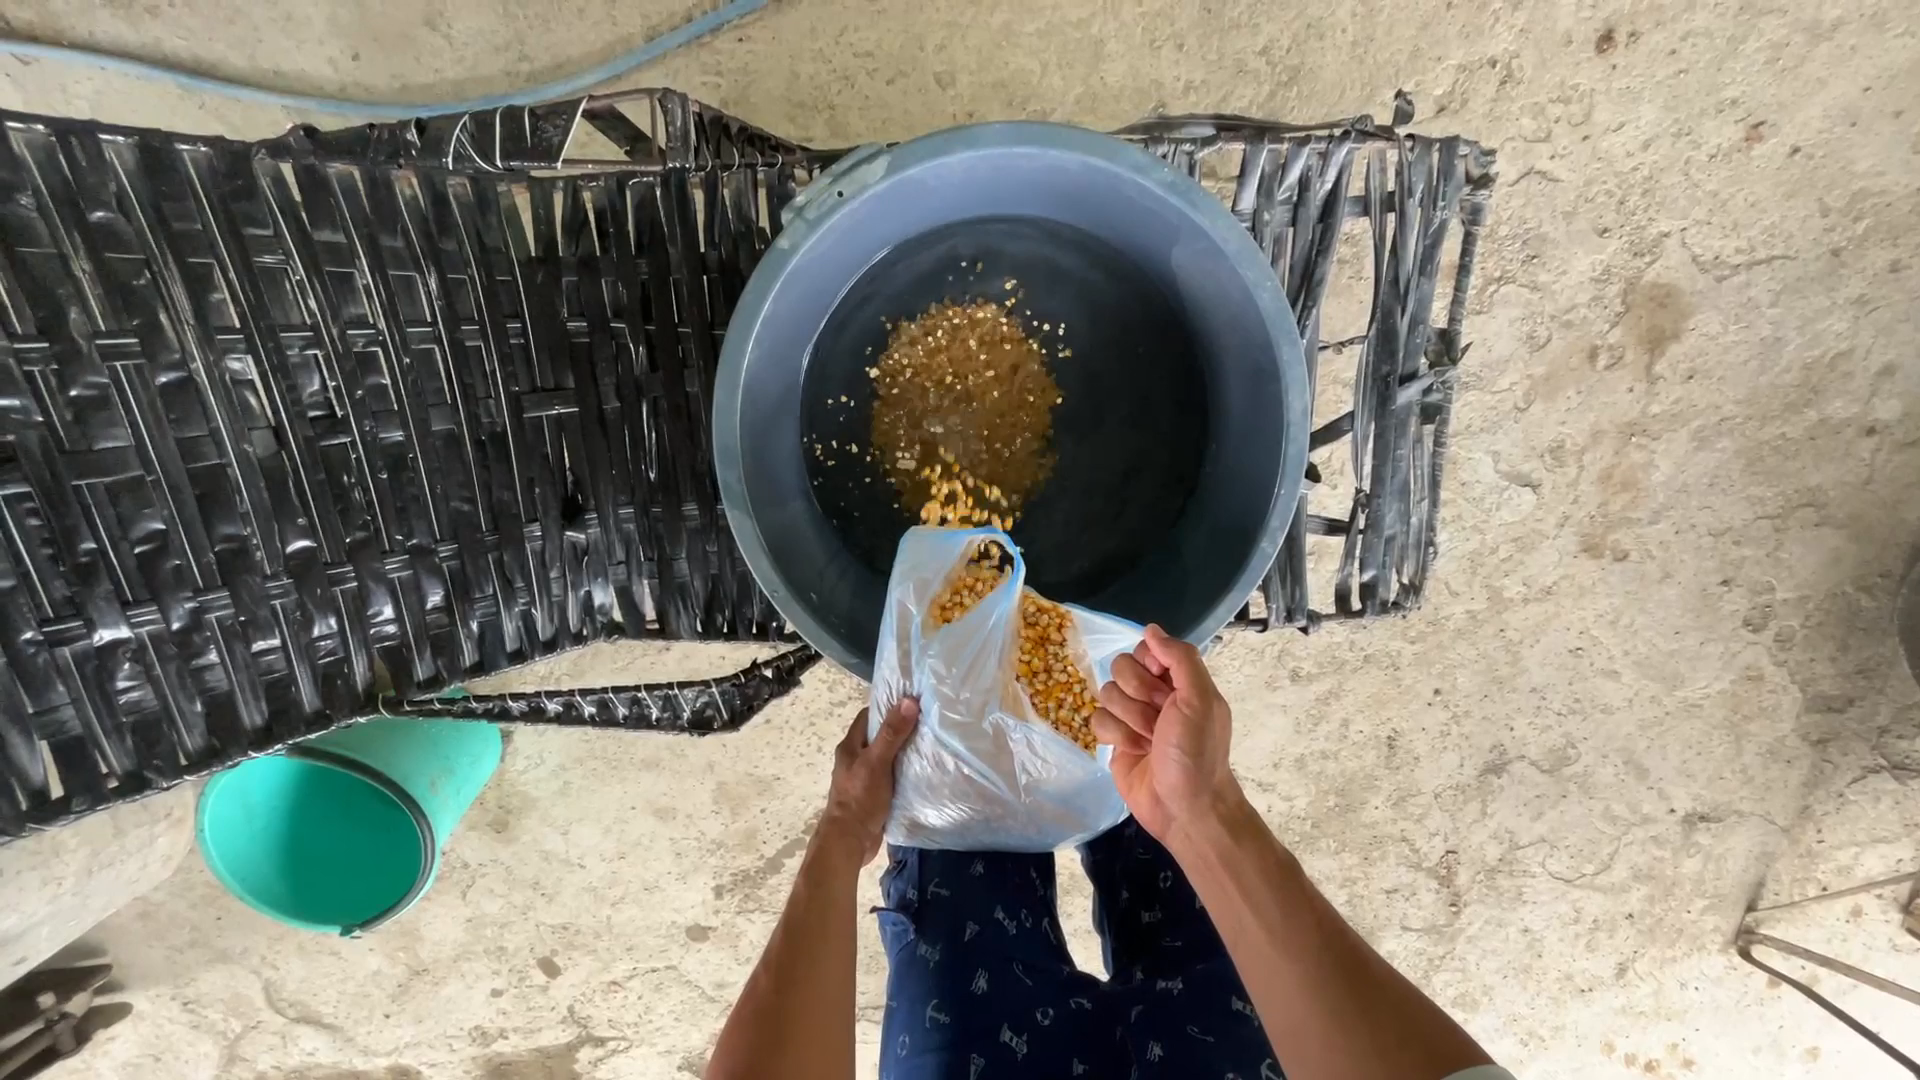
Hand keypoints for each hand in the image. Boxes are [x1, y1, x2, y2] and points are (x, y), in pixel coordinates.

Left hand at [815, 697, 919, 866]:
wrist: (849, 843)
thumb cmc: (860, 798)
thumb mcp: (877, 762)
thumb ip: (892, 733)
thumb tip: (909, 701)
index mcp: (850, 746)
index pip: (869, 716)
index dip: (888, 707)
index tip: (913, 702)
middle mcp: (855, 759)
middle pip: (879, 735)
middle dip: (900, 728)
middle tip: (927, 721)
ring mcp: (864, 777)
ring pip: (886, 756)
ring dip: (903, 751)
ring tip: (930, 744)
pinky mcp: (874, 795)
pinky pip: (891, 776)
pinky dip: (904, 772)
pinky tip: (922, 771)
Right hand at [1092, 624, 1242, 846]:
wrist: (1184, 808)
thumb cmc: (1196, 753)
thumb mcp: (1200, 700)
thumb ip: (1180, 658)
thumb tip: (1150, 629)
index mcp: (1178, 682)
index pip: (1146, 650)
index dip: (1149, 665)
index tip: (1164, 687)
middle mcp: (1154, 695)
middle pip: (1121, 669)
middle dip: (1138, 696)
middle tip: (1159, 720)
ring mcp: (1132, 717)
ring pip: (1106, 694)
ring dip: (1129, 720)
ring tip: (1149, 741)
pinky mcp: (1114, 740)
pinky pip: (1097, 720)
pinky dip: (1115, 736)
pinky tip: (1133, 751)